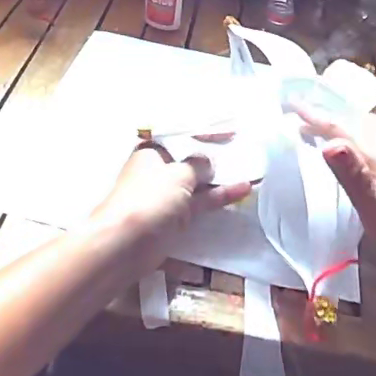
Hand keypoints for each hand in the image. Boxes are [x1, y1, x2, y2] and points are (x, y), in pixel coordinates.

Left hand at [90, 142, 251, 241]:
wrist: (125, 243)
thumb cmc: (149, 198)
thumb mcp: (178, 174)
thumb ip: (197, 165)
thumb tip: (207, 160)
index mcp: (151, 151)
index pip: (180, 136)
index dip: (203, 133)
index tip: (228, 132)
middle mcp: (157, 170)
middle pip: (188, 159)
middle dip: (213, 157)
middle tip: (243, 150)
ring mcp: (166, 194)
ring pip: (196, 182)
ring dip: (220, 178)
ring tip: (251, 171)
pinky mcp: (174, 217)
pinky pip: (199, 202)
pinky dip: (217, 196)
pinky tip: (241, 191)